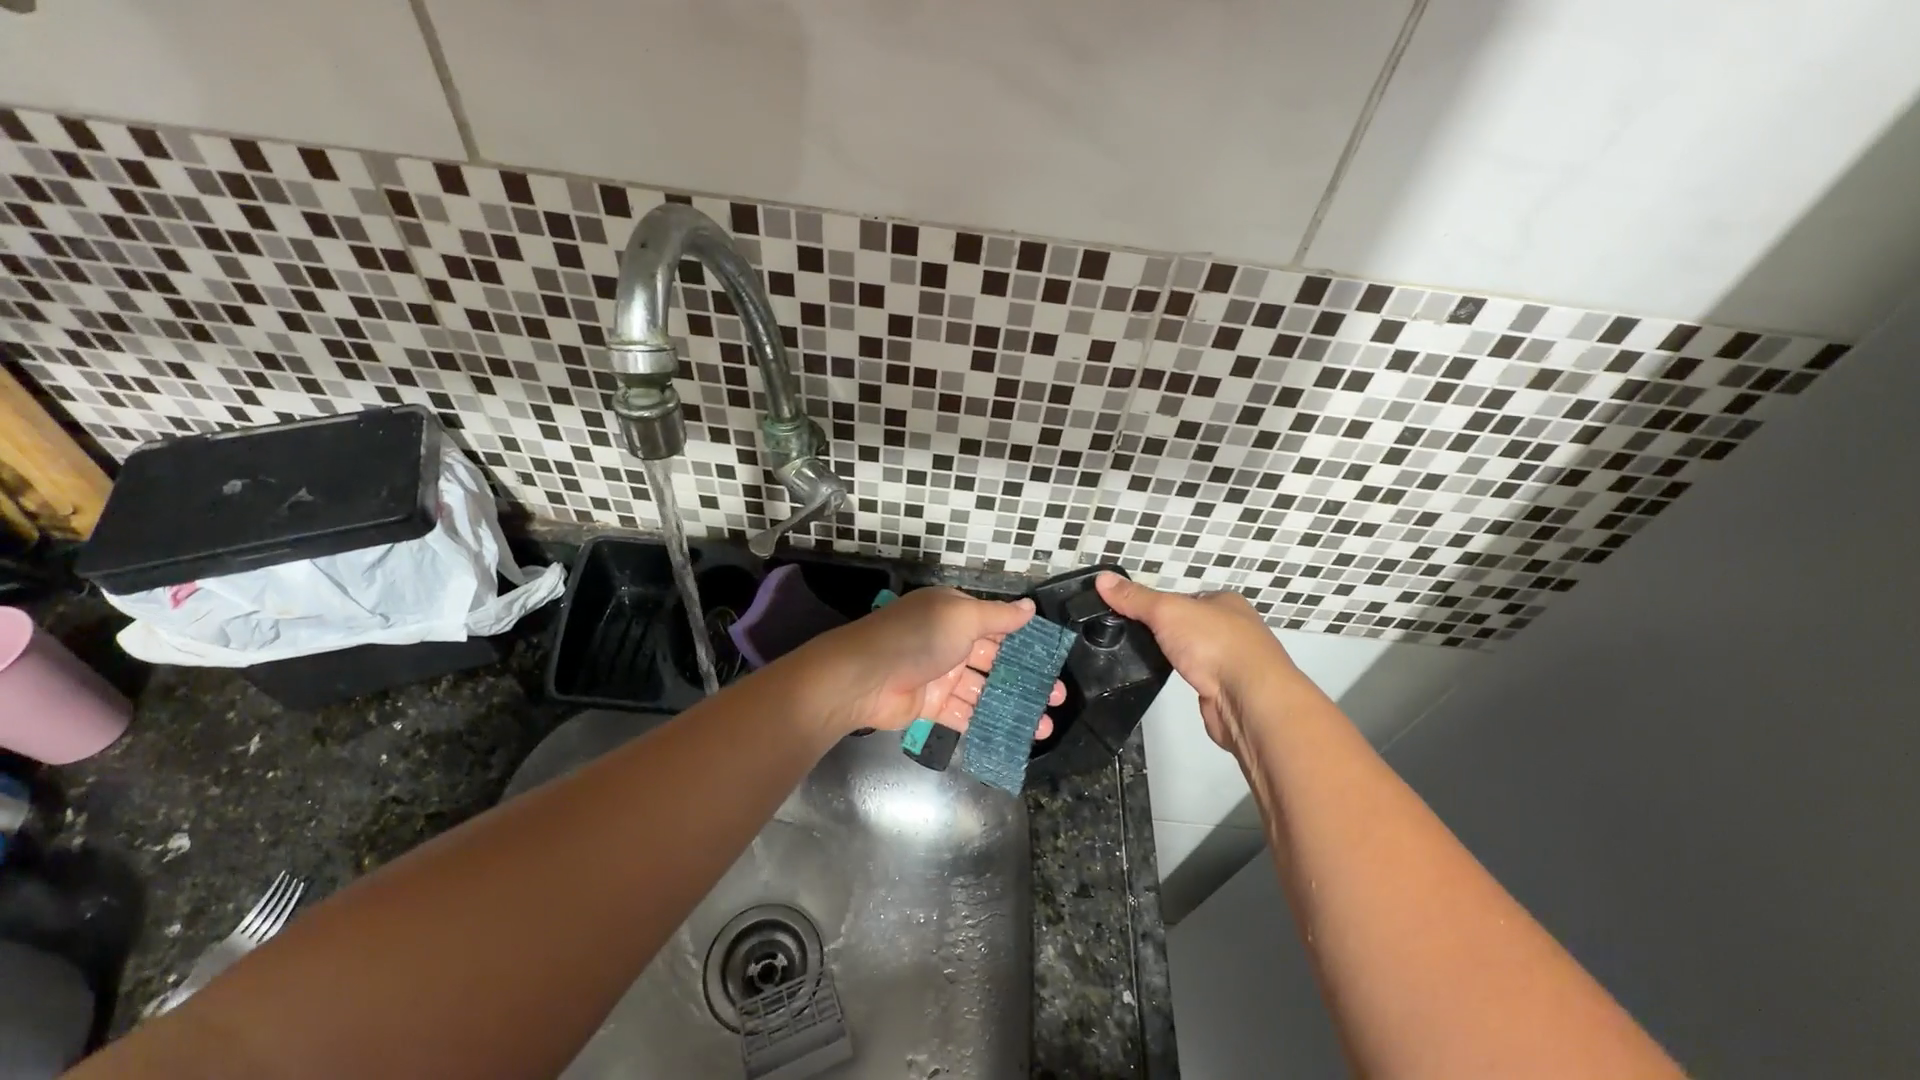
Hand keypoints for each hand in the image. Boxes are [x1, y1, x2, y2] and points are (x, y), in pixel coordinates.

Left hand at [796, 587, 1063, 738]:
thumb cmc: (915, 638)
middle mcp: (949, 642)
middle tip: (1058, 698)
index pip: (997, 626)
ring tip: (1044, 725)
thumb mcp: (961, 617)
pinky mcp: (931, 706)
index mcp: (955, 614)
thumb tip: (1029, 607)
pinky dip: (988, 723)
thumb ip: (998, 616)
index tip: (1054, 659)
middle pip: (996, 661)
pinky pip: (964, 714)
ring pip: (984, 691)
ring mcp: (940, 675)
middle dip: (1027, 679)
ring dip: (1014, 706)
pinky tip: (1014, 735)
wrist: (861, 678)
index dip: (1027, 642)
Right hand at [1095, 572, 1301, 751]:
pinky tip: (1169, 680)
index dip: (1159, 605)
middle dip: (1166, 633)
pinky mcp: (1226, 690)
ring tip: (1143, 659)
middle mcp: (1235, 629)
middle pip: (1189, 626)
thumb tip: (1102, 579)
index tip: (1132, 615)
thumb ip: (1135, 598)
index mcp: (1226, 602)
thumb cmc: (1213, 643)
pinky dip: (1184, 678)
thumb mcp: (1167, 611)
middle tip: (1132, 639)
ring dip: (1176, 657)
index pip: (1186, 598)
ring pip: (1194, 653)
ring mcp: (1233, 662)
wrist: (1248, 699)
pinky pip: (1197, 677)